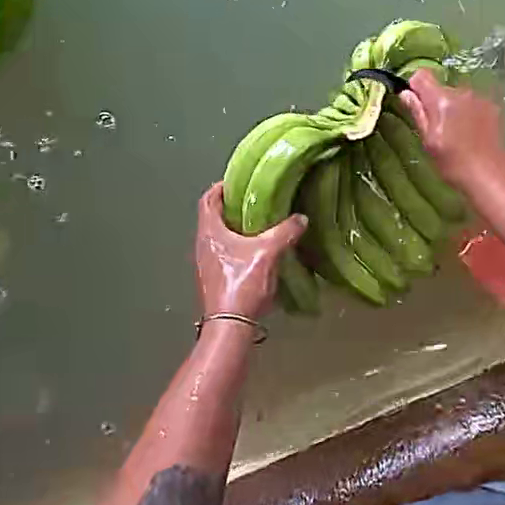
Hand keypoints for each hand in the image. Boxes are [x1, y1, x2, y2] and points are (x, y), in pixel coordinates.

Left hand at [193, 183, 306, 319]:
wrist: (230, 324)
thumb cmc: (243, 282)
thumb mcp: (269, 252)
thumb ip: (285, 231)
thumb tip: (300, 218)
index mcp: (210, 232)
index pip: (208, 200)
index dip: (221, 187)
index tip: (240, 180)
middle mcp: (203, 244)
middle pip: (213, 216)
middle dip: (233, 205)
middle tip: (257, 199)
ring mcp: (207, 262)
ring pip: (220, 235)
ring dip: (237, 226)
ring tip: (263, 221)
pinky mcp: (215, 276)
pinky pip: (225, 250)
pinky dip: (240, 243)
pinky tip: (260, 248)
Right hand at [398, 70, 504, 190]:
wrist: (491, 174)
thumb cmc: (454, 162)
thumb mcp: (429, 140)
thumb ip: (418, 113)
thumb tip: (406, 93)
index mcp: (442, 100)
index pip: (422, 75)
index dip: (415, 87)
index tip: (416, 104)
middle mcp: (462, 92)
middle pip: (441, 88)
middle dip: (435, 102)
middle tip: (437, 129)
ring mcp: (479, 99)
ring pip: (457, 96)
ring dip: (453, 108)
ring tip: (456, 134)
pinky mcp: (492, 107)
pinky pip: (472, 103)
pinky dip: (468, 113)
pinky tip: (471, 133)